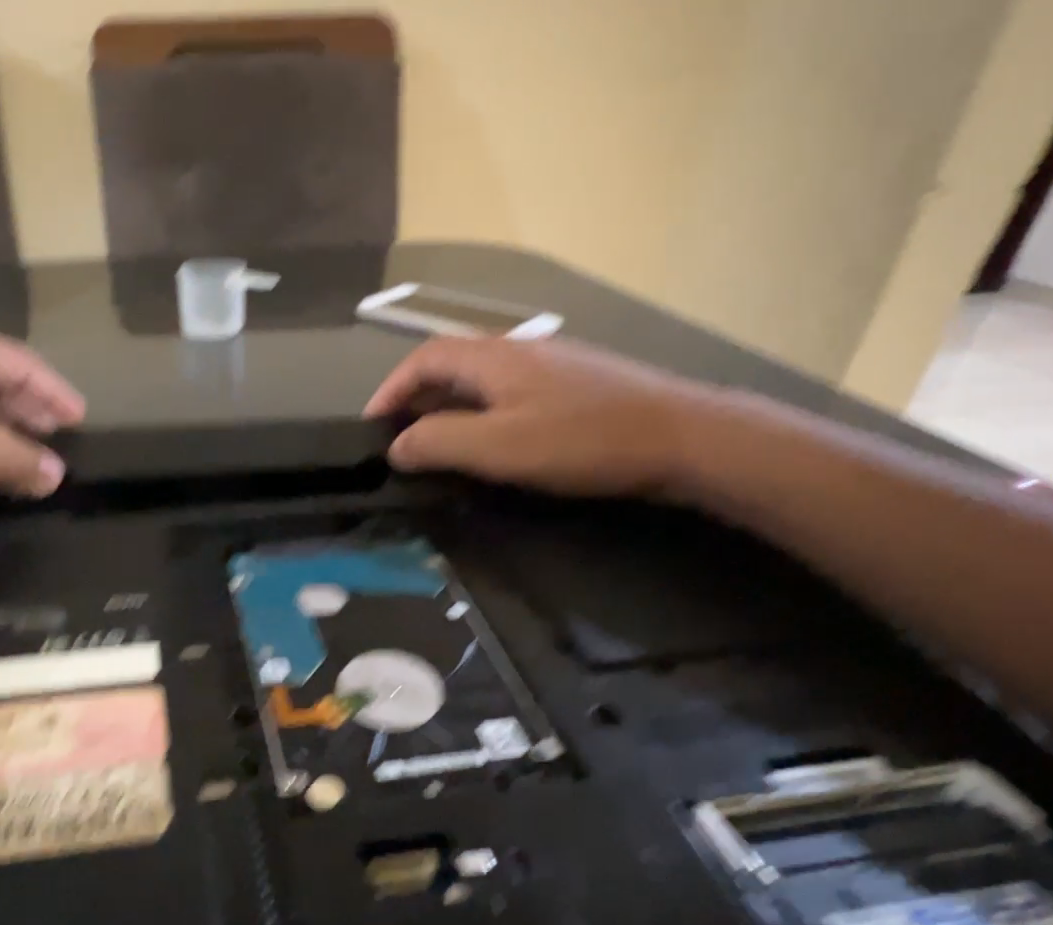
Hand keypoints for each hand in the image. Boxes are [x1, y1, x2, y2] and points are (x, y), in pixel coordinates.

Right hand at [363, 336, 710, 496]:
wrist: (681, 436)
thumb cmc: (581, 441)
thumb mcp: (498, 448)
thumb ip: (438, 443)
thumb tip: (396, 446)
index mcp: (492, 357)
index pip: (423, 359)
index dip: (390, 389)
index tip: (371, 425)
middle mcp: (518, 349)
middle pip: (451, 363)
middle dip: (417, 397)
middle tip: (400, 438)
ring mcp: (552, 363)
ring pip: (483, 378)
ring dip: (450, 406)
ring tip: (439, 443)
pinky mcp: (578, 383)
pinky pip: (511, 390)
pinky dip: (484, 411)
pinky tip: (497, 440)